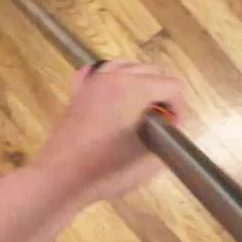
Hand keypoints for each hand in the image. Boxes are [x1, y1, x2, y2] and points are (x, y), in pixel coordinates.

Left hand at [32, 59, 185, 202]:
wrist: (62, 176)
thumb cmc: (108, 169)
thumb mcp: (149, 159)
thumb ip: (168, 136)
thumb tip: (169, 125)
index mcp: (135, 88)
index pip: (172, 85)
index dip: (179, 108)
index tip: (174, 129)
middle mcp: (114, 77)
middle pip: (151, 70)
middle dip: (163, 92)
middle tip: (162, 120)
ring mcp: (93, 81)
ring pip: (125, 65)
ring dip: (139, 80)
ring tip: (142, 105)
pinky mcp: (77, 91)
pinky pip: (97, 71)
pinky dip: (110, 76)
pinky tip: (113, 92)